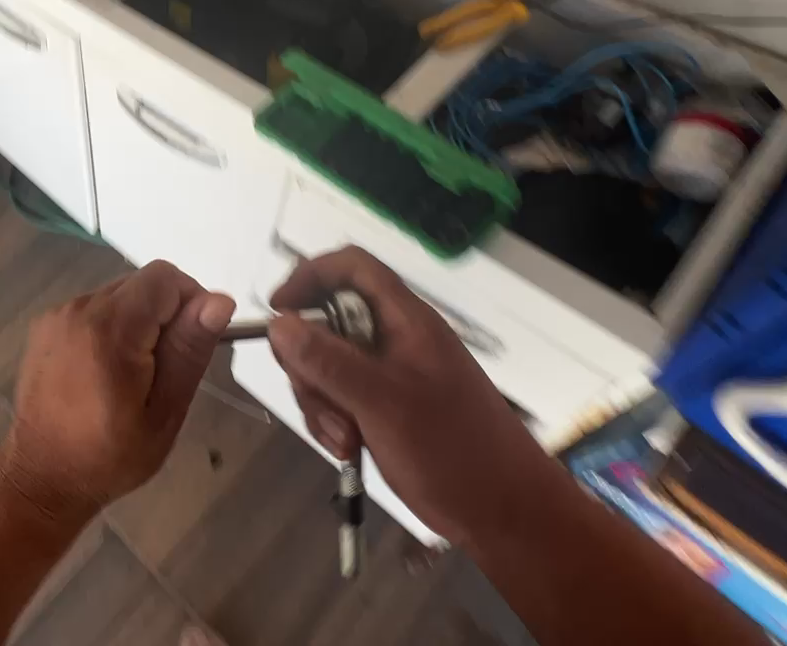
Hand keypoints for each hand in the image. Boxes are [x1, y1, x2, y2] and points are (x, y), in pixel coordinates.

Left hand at [0, 261, 236, 521]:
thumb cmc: (110, 455)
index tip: (190, 345)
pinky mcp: (45, 323)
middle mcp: (80, 308)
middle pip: (141, 283)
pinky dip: (110, 327)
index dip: (190, 301)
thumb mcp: (165, 411)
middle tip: (163, 369)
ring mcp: (58, 314)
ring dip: (137, 321)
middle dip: (164, 315)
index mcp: (110, 328)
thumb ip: (189, 349)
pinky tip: (105, 370)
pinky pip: (94, 308)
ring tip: (133, 374)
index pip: (164, 277)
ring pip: (119, 294)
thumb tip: (219, 300)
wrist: (42, 474)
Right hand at [266, 247, 558, 545]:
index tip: (280, 311)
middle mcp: (392, 339)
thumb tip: (278, 324)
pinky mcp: (381, 406)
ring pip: (323, 362)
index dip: (309, 276)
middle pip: (325, 319)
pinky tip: (346, 447)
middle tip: (315, 394)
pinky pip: (334, 395)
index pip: (350, 267)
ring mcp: (386, 374)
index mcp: (404, 320)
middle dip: (308, 360)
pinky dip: (329, 419)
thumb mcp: (382, 402)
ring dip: (318, 398)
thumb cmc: (454, 450)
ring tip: (342, 437)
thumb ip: (328, 360)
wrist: (508, 519)